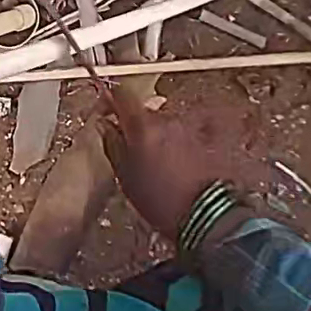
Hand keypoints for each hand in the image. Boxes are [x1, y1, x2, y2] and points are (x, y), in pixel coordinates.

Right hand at [99, 91, 219, 238]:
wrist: (206, 217)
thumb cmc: (160, 200)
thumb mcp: (125, 175)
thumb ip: (112, 143)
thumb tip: (104, 125)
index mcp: (142, 125)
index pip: (122, 94)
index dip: (109, 99)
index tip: (104, 111)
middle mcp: (167, 119)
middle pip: (143, 110)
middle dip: (132, 125)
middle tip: (126, 147)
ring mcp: (187, 128)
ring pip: (161, 123)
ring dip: (153, 135)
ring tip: (150, 162)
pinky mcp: (203, 140)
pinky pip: (178, 134)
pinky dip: (170, 144)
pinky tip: (169, 165)